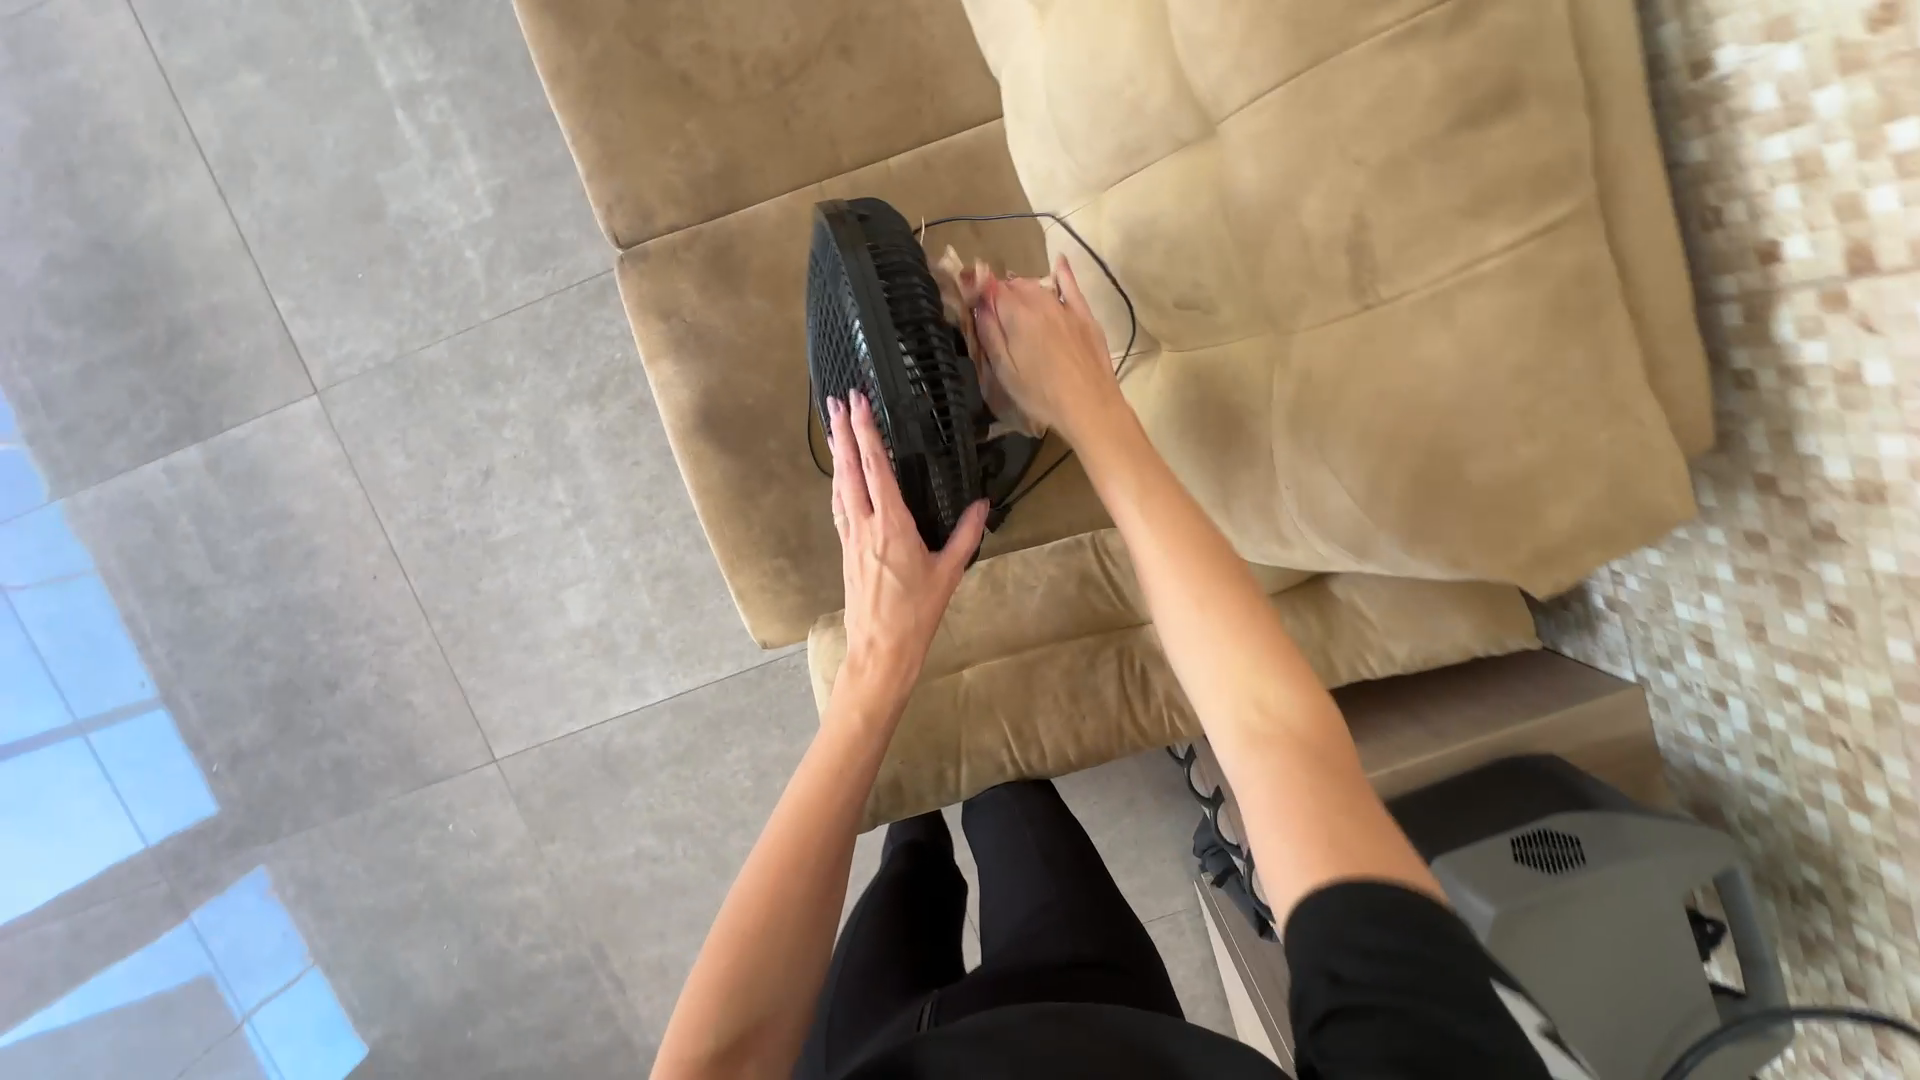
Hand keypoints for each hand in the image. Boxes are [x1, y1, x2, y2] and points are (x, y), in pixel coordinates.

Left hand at [827, 391, 987, 712]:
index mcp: (891, 525)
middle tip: (834, 401)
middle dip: (842, 432)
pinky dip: (838, 484)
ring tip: (833, 429)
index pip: (876, 467)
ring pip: (839, 487)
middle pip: (848, 469)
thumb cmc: (916, 614)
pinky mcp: (846, 552)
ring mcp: (851, 538)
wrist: (880, 650)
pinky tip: (839, 480)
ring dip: (837, 455)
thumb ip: (965, 535)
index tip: (857, 403)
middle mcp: (865, 525)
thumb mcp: (949, 572)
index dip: (866, 432)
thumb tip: (981, 504)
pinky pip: (839, 508)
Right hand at [973, 254, 1124, 441]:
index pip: (991, 290)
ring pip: (1039, 286)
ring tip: (1017, 304)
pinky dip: (1063, 272)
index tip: (973, 300)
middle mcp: (1040, 302)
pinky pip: (1072, 285)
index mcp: (1016, 315)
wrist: (1090, 406)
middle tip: (996, 315)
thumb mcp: (1005, 371)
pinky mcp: (1085, 316)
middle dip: (1002, 293)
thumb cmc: (1041, 395)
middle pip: (1015, 286)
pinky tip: (1059, 263)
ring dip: (1024, 290)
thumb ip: (990, 333)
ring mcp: (1065, 307)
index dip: (980, 292)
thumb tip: (978, 304)